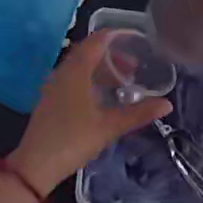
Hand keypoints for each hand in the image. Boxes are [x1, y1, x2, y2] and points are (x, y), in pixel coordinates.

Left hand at [9, 30, 172, 192]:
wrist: (35, 166)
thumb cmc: (73, 140)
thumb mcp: (110, 126)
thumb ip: (139, 113)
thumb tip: (167, 104)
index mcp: (76, 71)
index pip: (97, 41)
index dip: (117, 36)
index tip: (137, 40)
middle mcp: (62, 73)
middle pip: (88, 52)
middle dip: (113, 55)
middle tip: (135, 66)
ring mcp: (54, 86)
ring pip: (80, 67)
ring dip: (102, 69)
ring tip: (123, 82)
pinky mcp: (51, 100)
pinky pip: (74, 79)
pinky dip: (91, 79)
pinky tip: (103, 97)